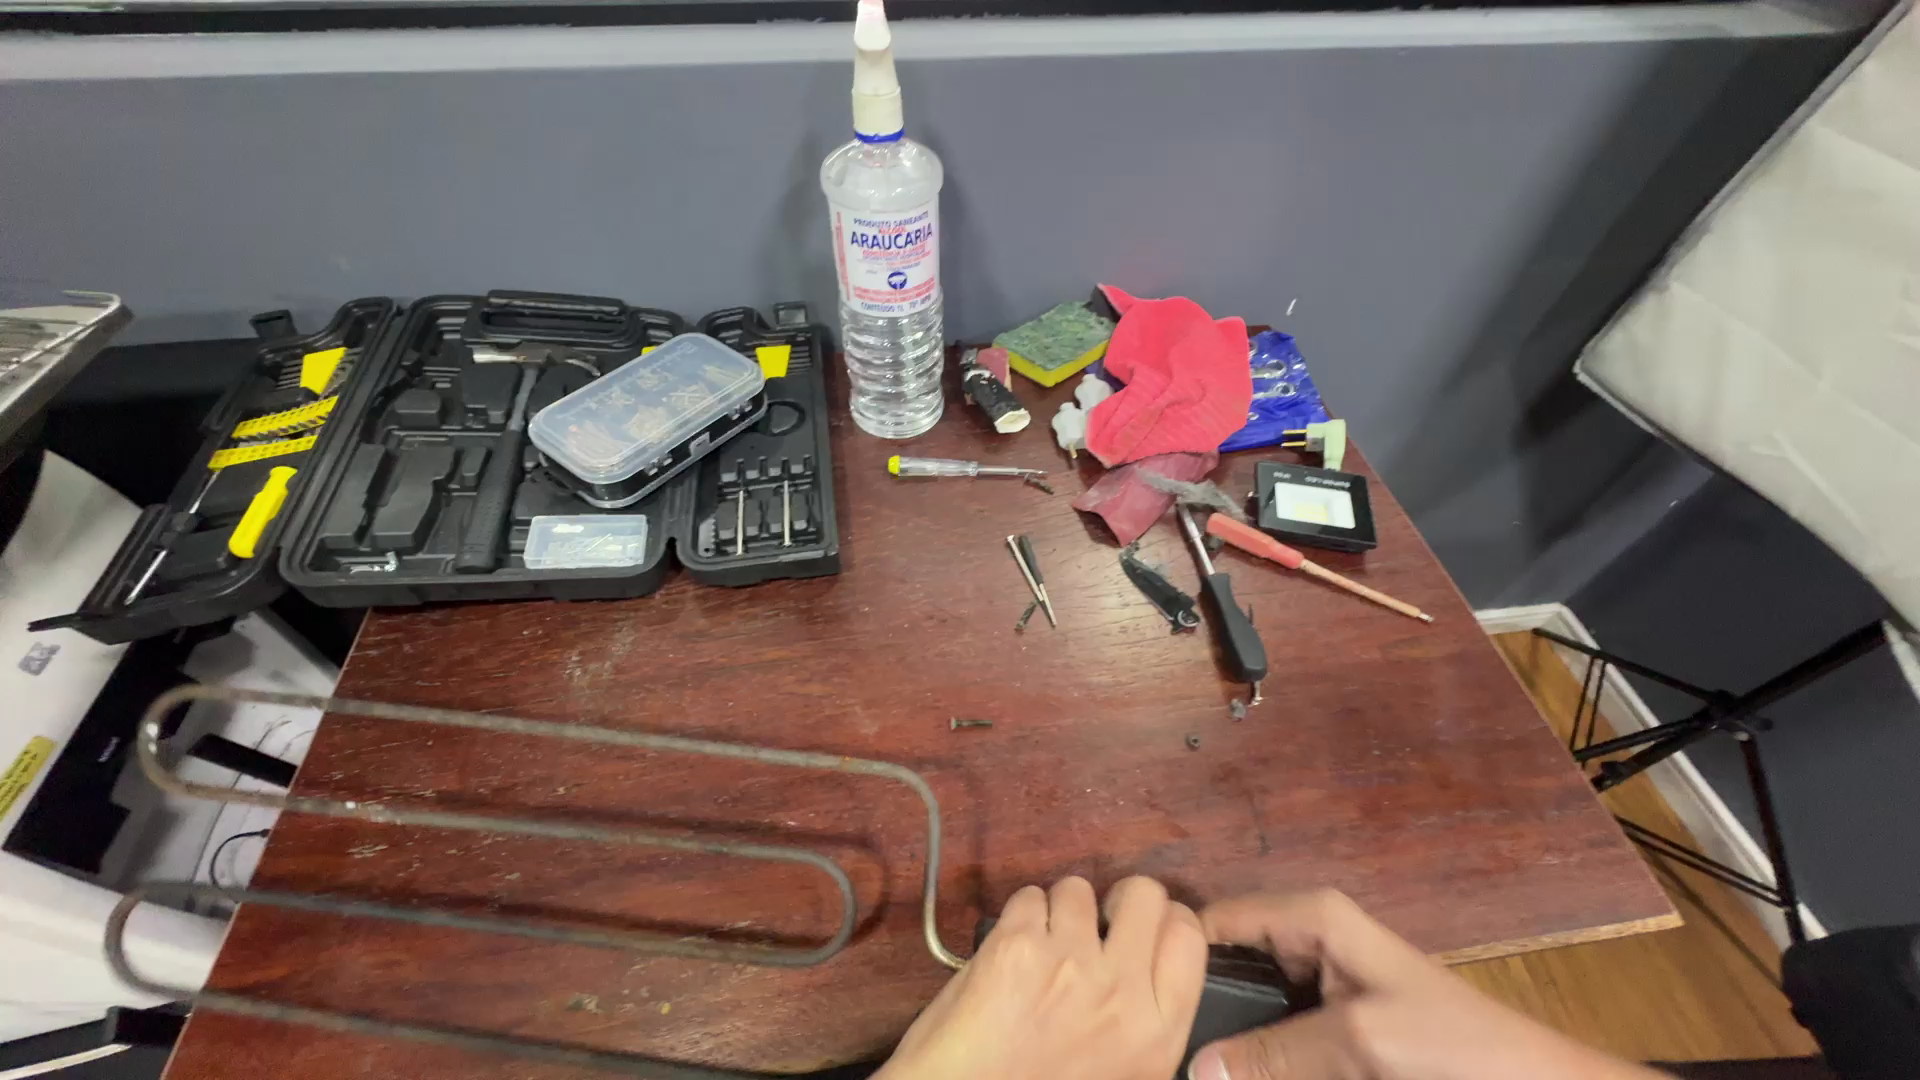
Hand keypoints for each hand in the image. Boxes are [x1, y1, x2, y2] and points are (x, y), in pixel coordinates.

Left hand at [877, 876, 1207, 1079]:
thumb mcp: (1124, 1072)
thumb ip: (1143, 1018)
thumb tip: (1144, 960)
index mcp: (1157, 1035)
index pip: (1188, 936)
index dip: (1164, 919)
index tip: (1139, 927)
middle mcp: (1121, 992)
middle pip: (1144, 893)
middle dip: (1120, 898)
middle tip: (1097, 925)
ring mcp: (1069, 962)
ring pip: (1078, 888)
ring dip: (1060, 910)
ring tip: (1042, 948)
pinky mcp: (1017, 944)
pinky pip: (1030, 896)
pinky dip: (1020, 917)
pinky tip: (1009, 953)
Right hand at [1190, 890, 1667, 1079]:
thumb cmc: (1454, 1049)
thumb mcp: (1361, 1043)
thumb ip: (1277, 1055)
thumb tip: (1195, 1074)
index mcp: (1308, 916)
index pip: (1215, 920)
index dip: (1172, 952)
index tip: (1135, 996)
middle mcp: (1305, 936)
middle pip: (1227, 959)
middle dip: (1195, 998)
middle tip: (1156, 1044)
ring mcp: (1320, 978)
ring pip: (1248, 998)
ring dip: (1223, 1029)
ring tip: (1180, 1062)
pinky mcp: (1333, 1020)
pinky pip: (1277, 1029)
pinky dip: (1255, 1051)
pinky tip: (1232, 1074)